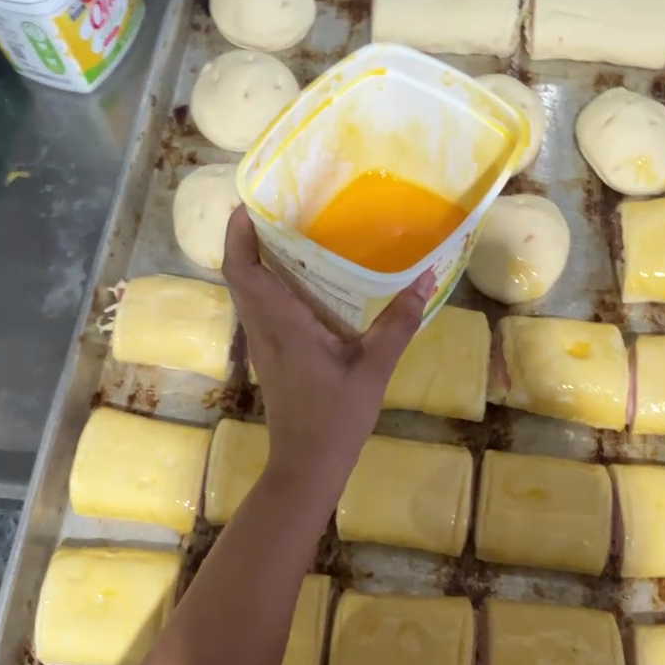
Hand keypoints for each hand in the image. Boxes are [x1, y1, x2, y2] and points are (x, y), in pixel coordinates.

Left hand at [222, 206, 433, 500]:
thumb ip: (398, 323)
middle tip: (280, 209)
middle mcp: (263, 329)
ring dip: (257, 261)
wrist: (307, 464)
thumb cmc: (336, 418)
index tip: (251, 201)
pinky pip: (260, 310)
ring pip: (247, 292)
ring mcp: (262, 345)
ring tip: (292, 235)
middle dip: (248, 237)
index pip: (242, 268)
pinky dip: (270, 286)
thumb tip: (427, 277)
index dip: (237, 232)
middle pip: (239, 273)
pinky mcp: (270, 358)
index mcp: (281, 324)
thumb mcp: (374, 369)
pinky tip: (303, 283)